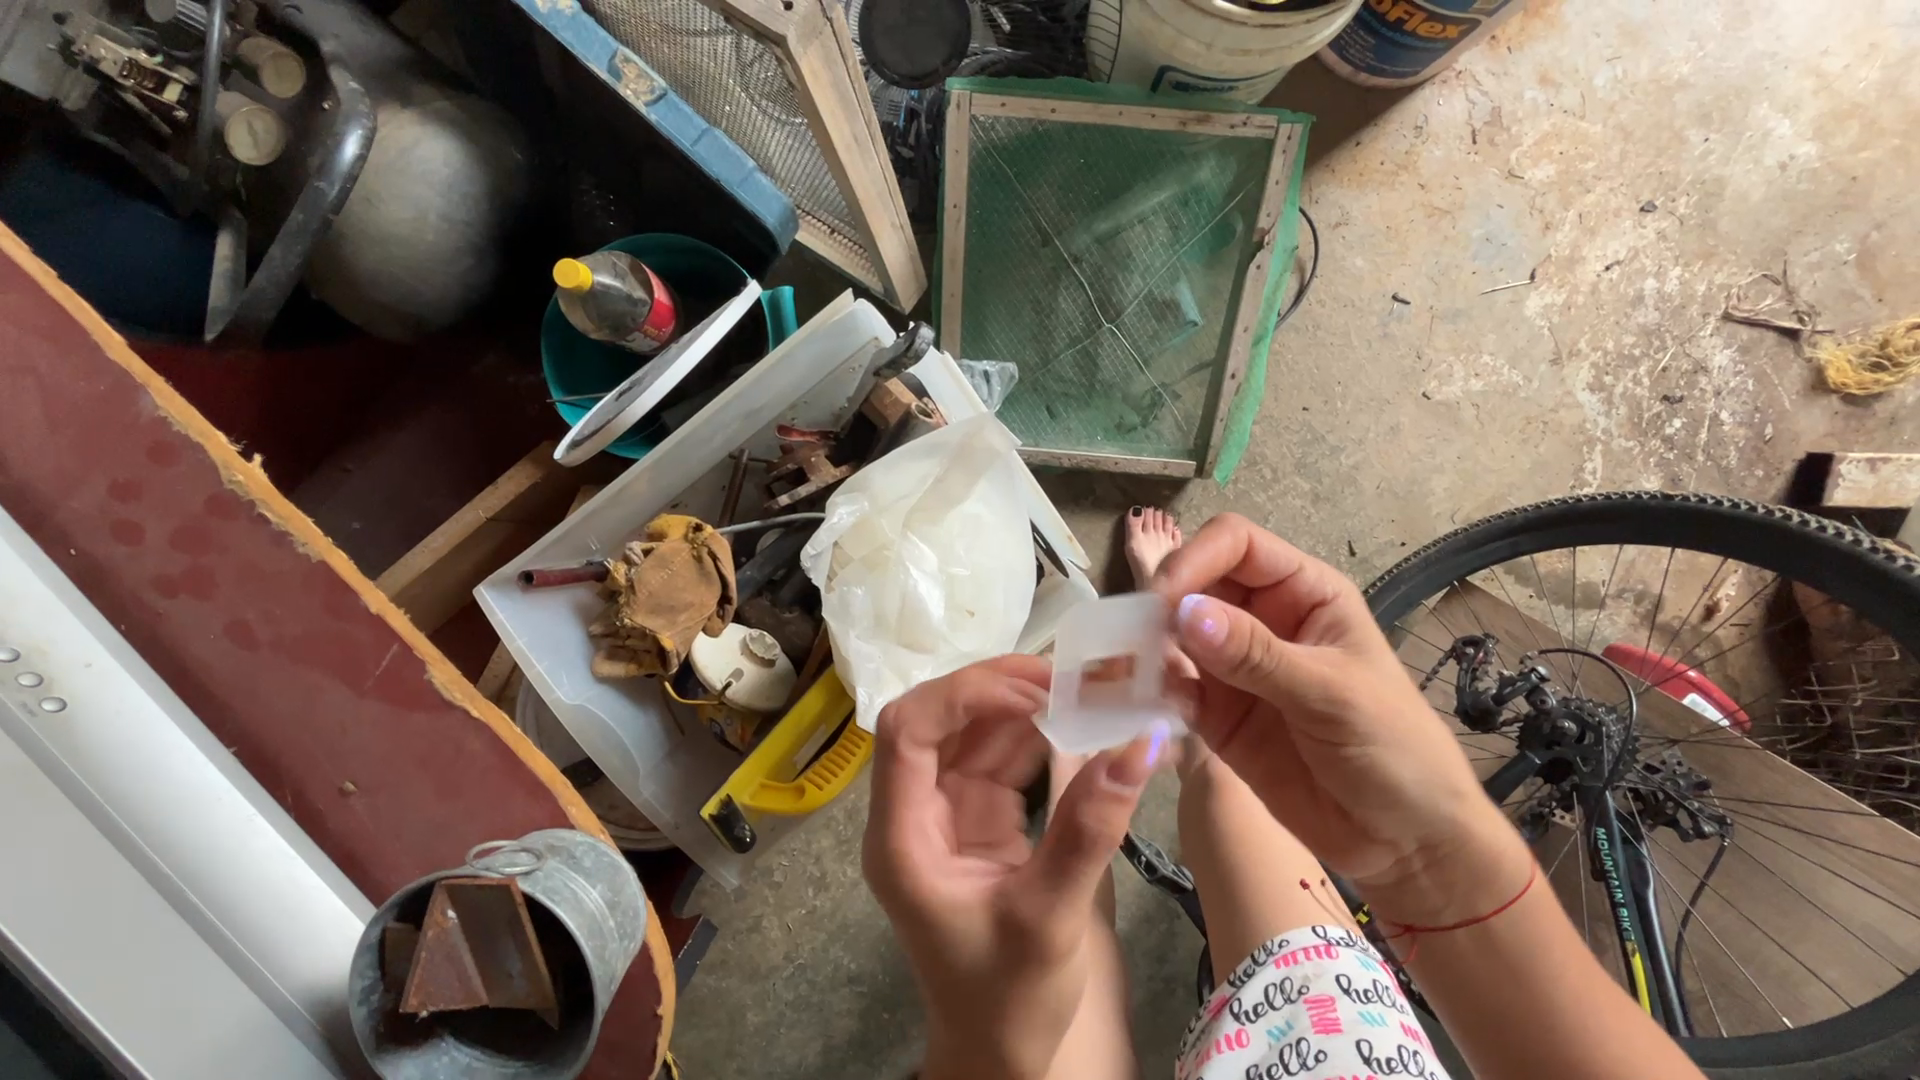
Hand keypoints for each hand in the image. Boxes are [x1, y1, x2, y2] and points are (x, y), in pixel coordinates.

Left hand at [862, 655, 1163, 1079]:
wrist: (1001, 1052)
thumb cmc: (1010, 999)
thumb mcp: (1051, 918)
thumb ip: (1088, 830)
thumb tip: (1138, 745)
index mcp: (903, 837)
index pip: (907, 733)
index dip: (962, 696)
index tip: (1032, 692)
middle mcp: (914, 812)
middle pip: (938, 721)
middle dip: (995, 690)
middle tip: (1064, 675)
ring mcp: (944, 812)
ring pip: (971, 733)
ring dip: (1020, 707)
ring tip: (1080, 688)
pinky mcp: (975, 818)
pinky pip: (998, 759)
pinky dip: (1034, 737)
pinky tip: (1073, 721)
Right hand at [1151, 514, 1529, 925]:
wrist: (1403, 841)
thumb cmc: (1394, 751)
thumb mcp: (1332, 695)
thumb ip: (1256, 654)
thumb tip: (1182, 612)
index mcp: (1303, 593)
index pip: (1236, 545)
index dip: (1196, 560)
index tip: (1162, 599)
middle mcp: (1261, 619)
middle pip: (1194, 583)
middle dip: (1161, 603)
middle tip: (1134, 637)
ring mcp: (1232, 667)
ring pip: (1172, 634)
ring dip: (1146, 646)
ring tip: (1127, 669)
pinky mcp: (1212, 713)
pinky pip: (1169, 687)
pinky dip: (1148, 689)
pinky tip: (1138, 702)